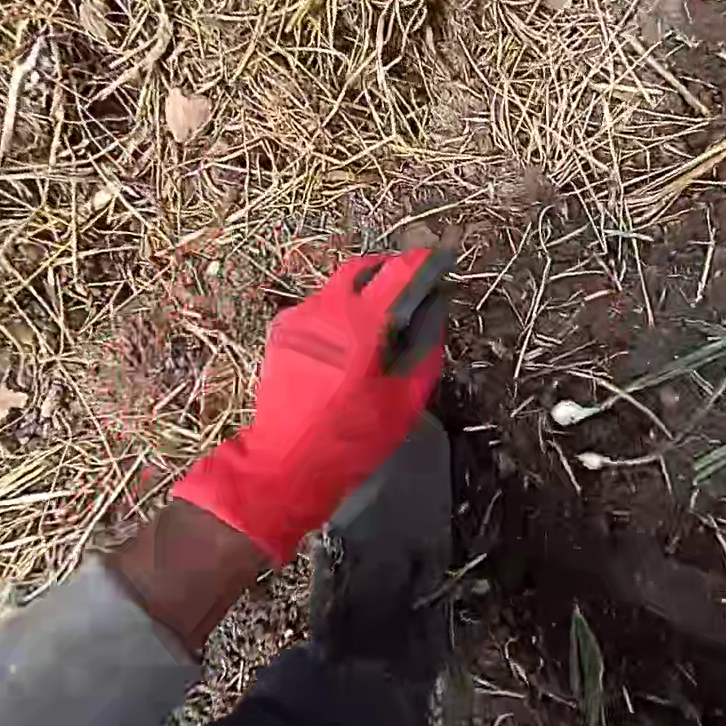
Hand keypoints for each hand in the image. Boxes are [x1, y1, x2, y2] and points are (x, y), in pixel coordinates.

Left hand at [172, 251, 447, 563]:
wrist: (284, 465)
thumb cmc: (353, 437)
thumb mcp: (405, 398)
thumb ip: (426, 346)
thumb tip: (436, 308)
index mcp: (362, 324)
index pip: (399, 274)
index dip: (424, 263)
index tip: (442, 259)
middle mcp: (327, 309)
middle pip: (365, 267)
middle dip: (392, 266)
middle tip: (413, 281)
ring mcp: (300, 318)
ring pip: (340, 284)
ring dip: (367, 288)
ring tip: (384, 313)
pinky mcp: (283, 331)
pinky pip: (320, 305)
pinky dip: (343, 307)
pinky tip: (351, 336)